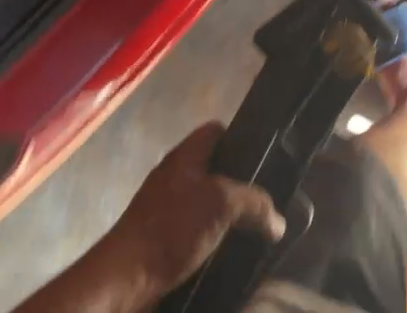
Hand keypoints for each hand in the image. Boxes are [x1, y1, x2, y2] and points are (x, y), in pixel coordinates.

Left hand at [96, 123, 286, 296]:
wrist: (128, 275)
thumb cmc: (172, 226)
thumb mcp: (220, 204)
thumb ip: (254, 203)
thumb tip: (278, 221)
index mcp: (185, 155)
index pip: (216, 131)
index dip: (240, 138)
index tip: (264, 160)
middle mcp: (175, 175)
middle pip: (215, 169)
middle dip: (240, 187)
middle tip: (265, 204)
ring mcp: (167, 207)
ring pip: (208, 204)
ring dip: (229, 218)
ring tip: (255, 232)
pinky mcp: (164, 237)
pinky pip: (198, 231)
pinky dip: (215, 240)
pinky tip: (230, 253)